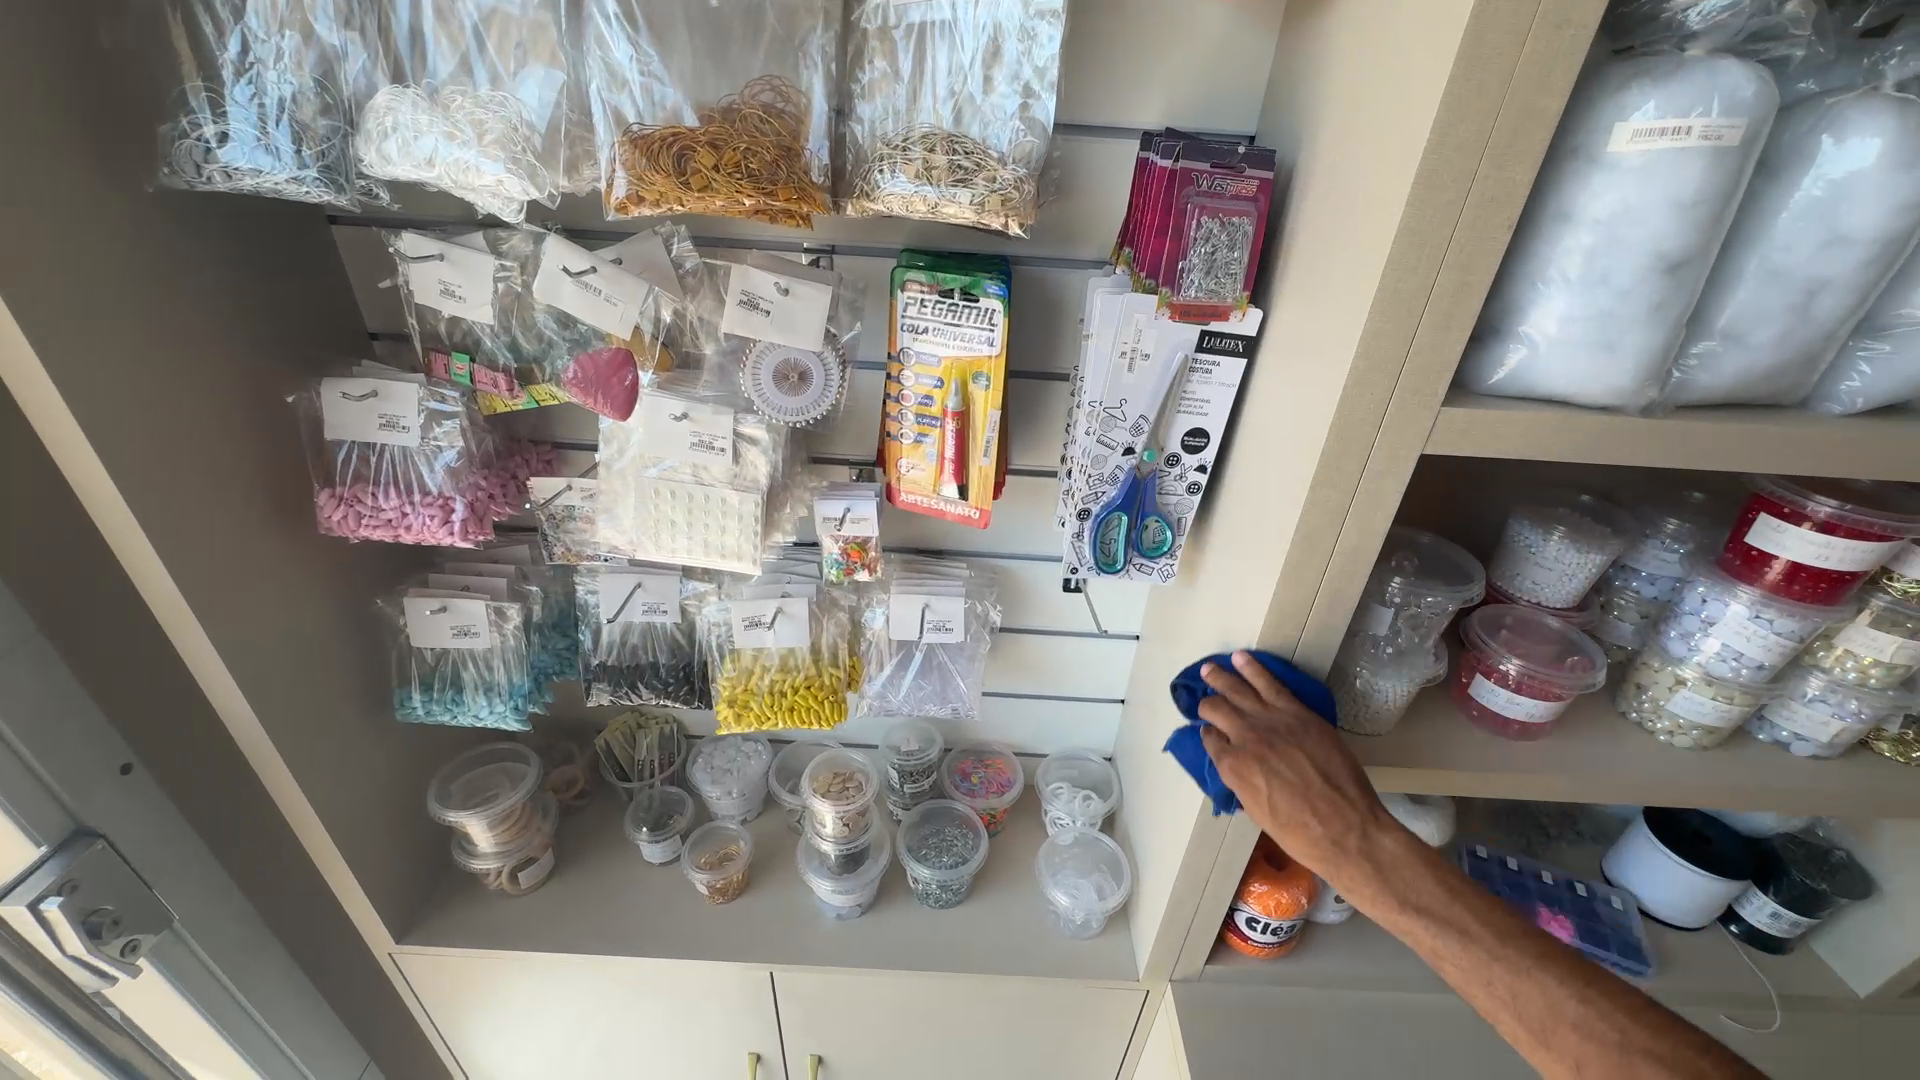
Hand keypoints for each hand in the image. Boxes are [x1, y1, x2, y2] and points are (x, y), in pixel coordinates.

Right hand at [1199, 652, 1409, 888]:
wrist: (1346, 829)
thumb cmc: (1299, 833)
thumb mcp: (1255, 810)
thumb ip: (1239, 779)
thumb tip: (1235, 763)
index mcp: (1232, 766)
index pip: (1210, 740)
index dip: (1209, 734)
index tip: (1211, 732)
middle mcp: (1245, 737)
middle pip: (1217, 709)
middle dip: (1207, 704)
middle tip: (1204, 701)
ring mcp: (1272, 721)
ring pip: (1238, 689)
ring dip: (1220, 676)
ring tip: (1210, 668)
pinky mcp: (1297, 713)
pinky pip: (1269, 683)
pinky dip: (1252, 668)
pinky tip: (1241, 658)